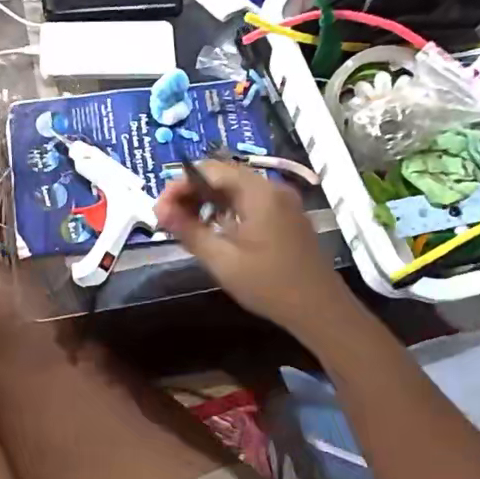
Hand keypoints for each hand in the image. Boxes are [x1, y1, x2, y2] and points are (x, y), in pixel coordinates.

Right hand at [156, 160, 354, 334]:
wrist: (320, 309)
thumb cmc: (269, 285)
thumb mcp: (223, 261)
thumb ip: (189, 231)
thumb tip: (160, 209)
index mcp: (259, 193)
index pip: (211, 169)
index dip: (181, 183)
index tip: (160, 207)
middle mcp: (273, 189)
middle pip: (225, 176)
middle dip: (193, 192)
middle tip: (167, 217)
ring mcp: (284, 202)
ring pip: (237, 190)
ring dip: (209, 202)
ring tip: (185, 225)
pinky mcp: (287, 217)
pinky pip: (251, 203)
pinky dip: (228, 211)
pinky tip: (214, 232)